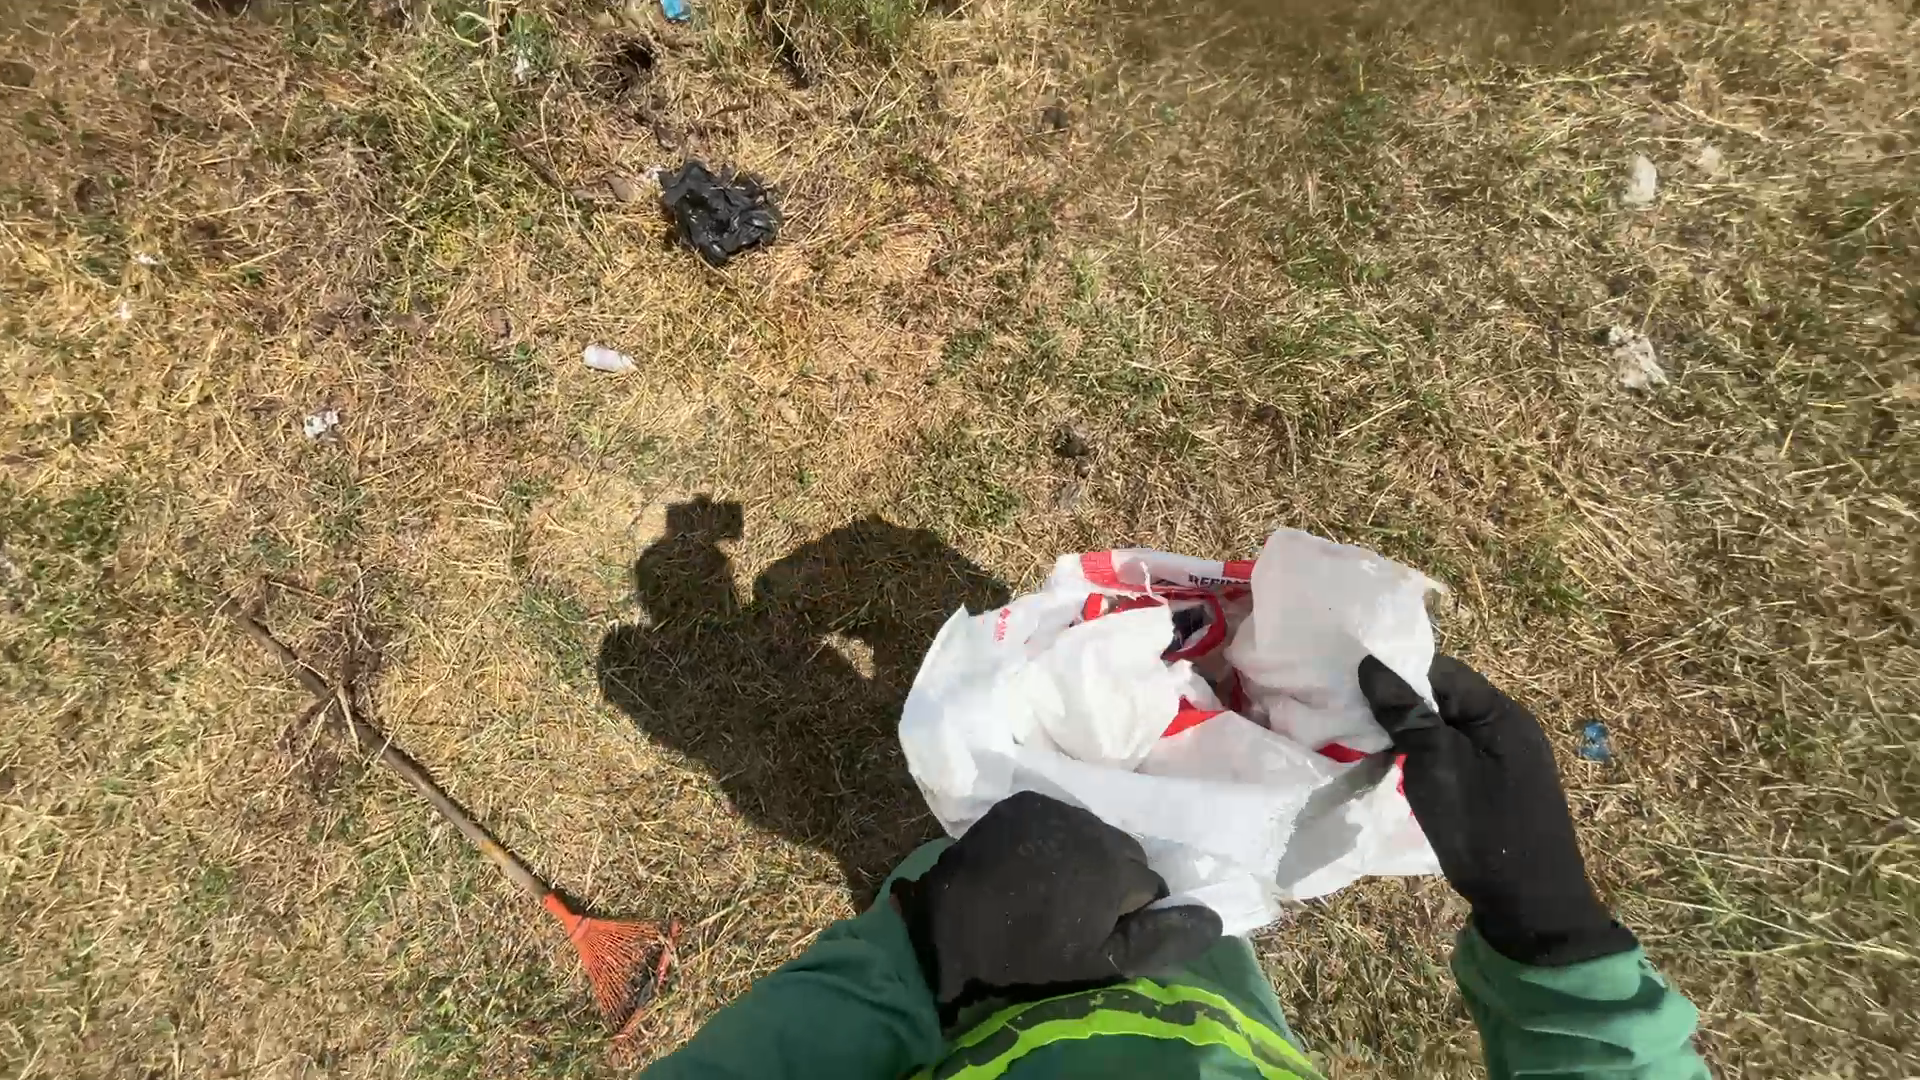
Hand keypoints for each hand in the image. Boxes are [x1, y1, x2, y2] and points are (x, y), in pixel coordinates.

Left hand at [893, 791, 1221, 1008]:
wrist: (954, 920)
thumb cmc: (1031, 949)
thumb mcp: (1101, 960)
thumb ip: (1160, 938)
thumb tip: (1214, 918)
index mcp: (1118, 863)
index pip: (1150, 884)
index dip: (1130, 911)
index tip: (1101, 928)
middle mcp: (1093, 823)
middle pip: (1123, 852)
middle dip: (1111, 878)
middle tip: (1078, 908)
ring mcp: (1055, 806)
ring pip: (1092, 832)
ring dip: (1084, 854)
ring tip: (1053, 884)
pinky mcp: (1024, 800)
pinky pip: (1057, 817)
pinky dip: (1054, 836)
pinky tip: (1032, 860)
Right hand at [1358, 655, 1636, 965]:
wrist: (1529, 905)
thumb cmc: (1482, 826)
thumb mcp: (1434, 763)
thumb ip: (1404, 711)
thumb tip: (1370, 665)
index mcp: (1501, 714)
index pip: (1439, 669)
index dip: (1395, 671)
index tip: (1353, 684)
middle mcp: (1505, 725)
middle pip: (1439, 693)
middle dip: (1396, 699)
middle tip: (1353, 712)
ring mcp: (1500, 754)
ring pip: (1439, 721)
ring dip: (1403, 727)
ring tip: (1366, 736)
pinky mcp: (1491, 778)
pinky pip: (1446, 746)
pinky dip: (1417, 749)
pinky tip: (1393, 761)